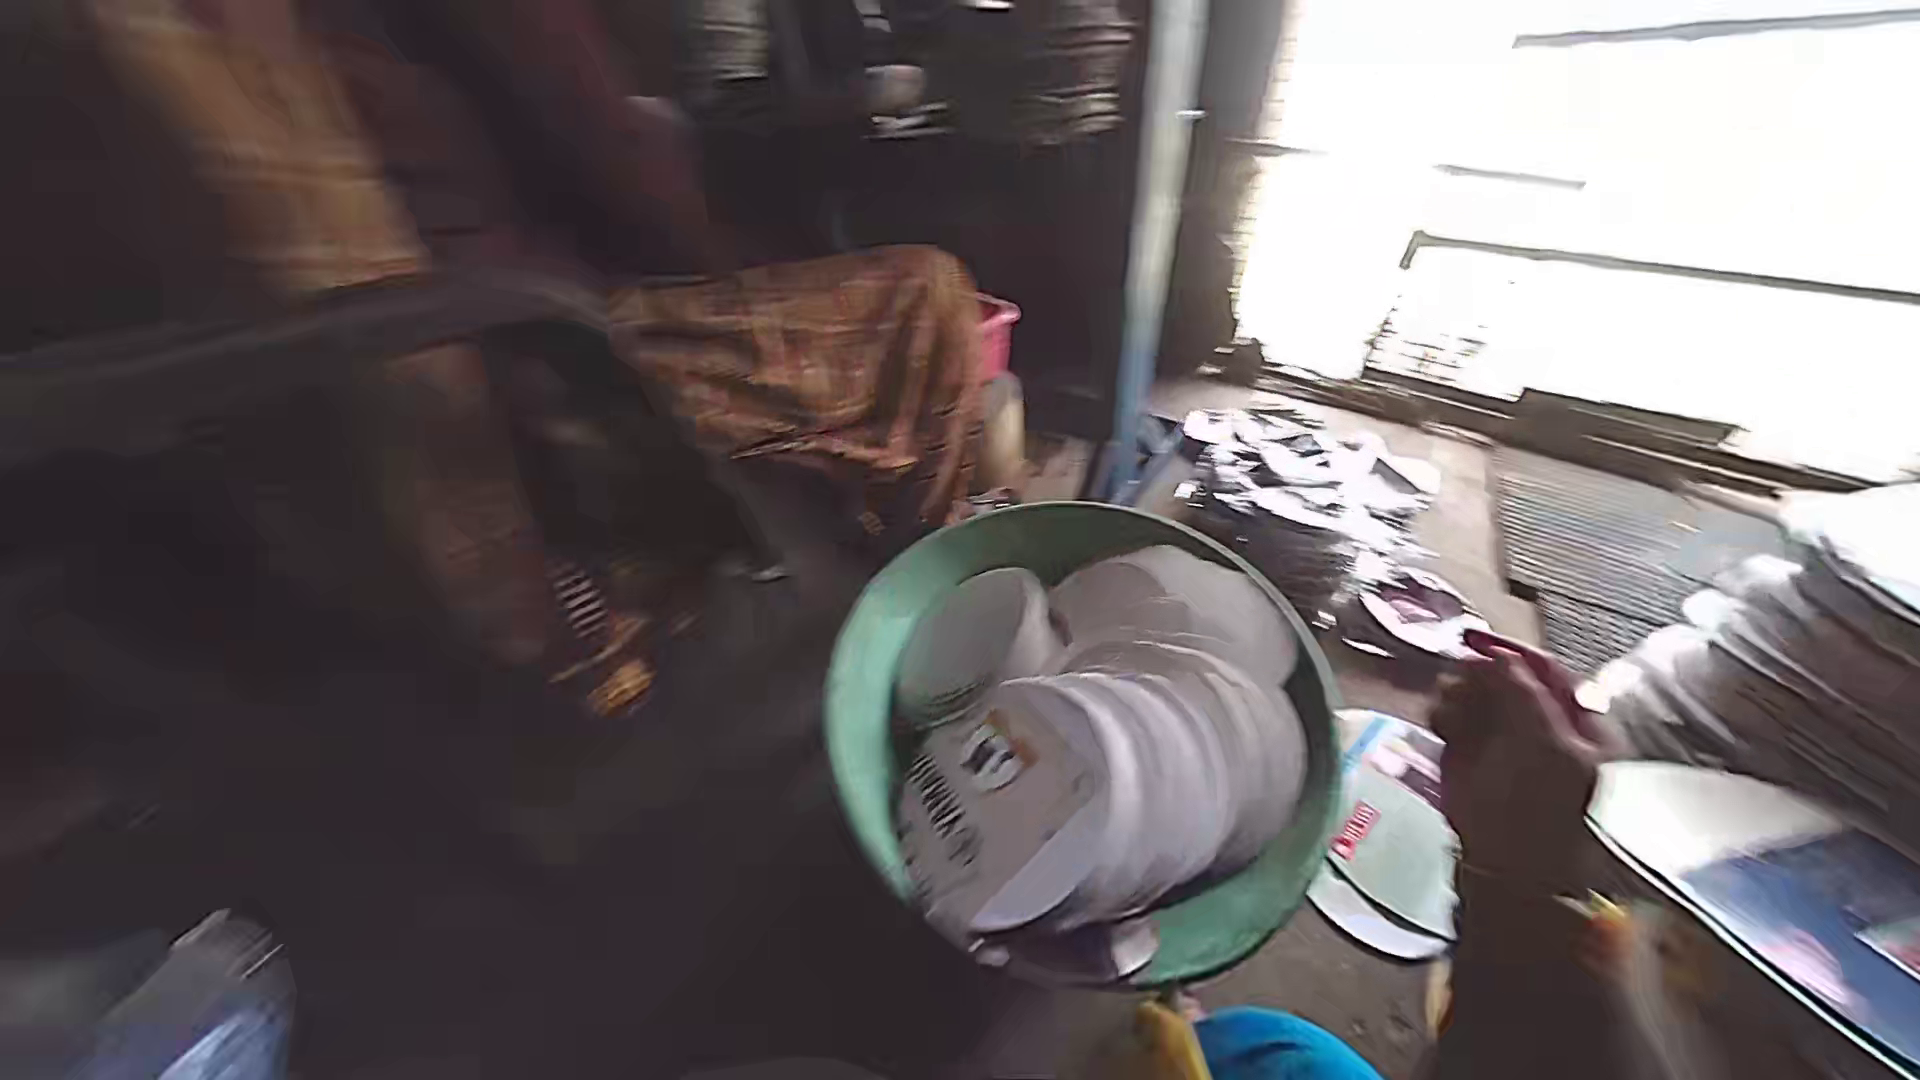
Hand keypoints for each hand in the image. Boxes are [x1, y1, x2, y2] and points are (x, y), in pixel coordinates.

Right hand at [1431, 630, 1622, 896]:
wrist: (1503, 851)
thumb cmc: (1535, 799)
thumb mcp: (1545, 744)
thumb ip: (1525, 695)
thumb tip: (1500, 655)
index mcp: (1573, 719)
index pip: (1544, 668)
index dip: (1510, 650)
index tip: (1471, 638)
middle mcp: (1534, 719)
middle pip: (1497, 676)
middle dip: (1476, 680)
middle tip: (1464, 691)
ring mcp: (1497, 731)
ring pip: (1467, 690)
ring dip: (1456, 700)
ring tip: (1455, 724)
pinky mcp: (1463, 743)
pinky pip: (1447, 711)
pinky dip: (1443, 716)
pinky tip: (1445, 732)